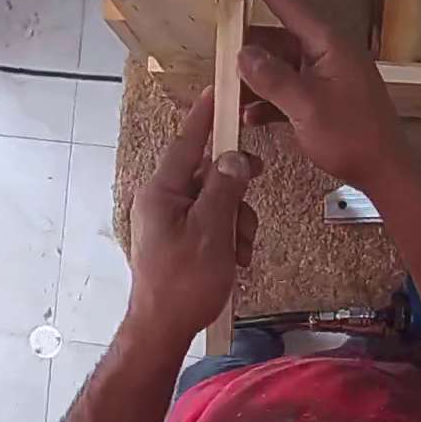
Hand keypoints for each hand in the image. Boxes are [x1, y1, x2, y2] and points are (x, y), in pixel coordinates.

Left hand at [125, 89, 260, 345]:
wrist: (165, 328)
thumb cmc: (184, 281)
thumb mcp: (211, 231)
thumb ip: (224, 189)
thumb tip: (236, 157)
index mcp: (162, 192)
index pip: (186, 144)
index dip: (204, 118)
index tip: (217, 93)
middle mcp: (164, 200)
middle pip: (209, 174)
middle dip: (236, 190)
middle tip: (258, 186)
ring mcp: (172, 220)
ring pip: (218, 199)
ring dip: (238, 220)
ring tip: (241, 249)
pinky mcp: (183, 238)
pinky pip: (214, 221)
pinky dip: (230, 234)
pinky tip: (236, 257)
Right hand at [241, 0, 418, 191]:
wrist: (384, 171)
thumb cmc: (352, 137)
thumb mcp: (307, 107)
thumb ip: (273, 78)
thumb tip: (243, 53)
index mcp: (330, 47)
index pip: (292, 6)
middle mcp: (330, 57)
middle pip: (281, 41)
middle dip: (250, 51)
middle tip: (219, 55)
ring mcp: (329, 80)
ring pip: (283, 70)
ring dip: (257, 82)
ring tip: (229, 93)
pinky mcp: (327, 102)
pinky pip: (292, 93)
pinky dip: (271, 102)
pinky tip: (250, 117)